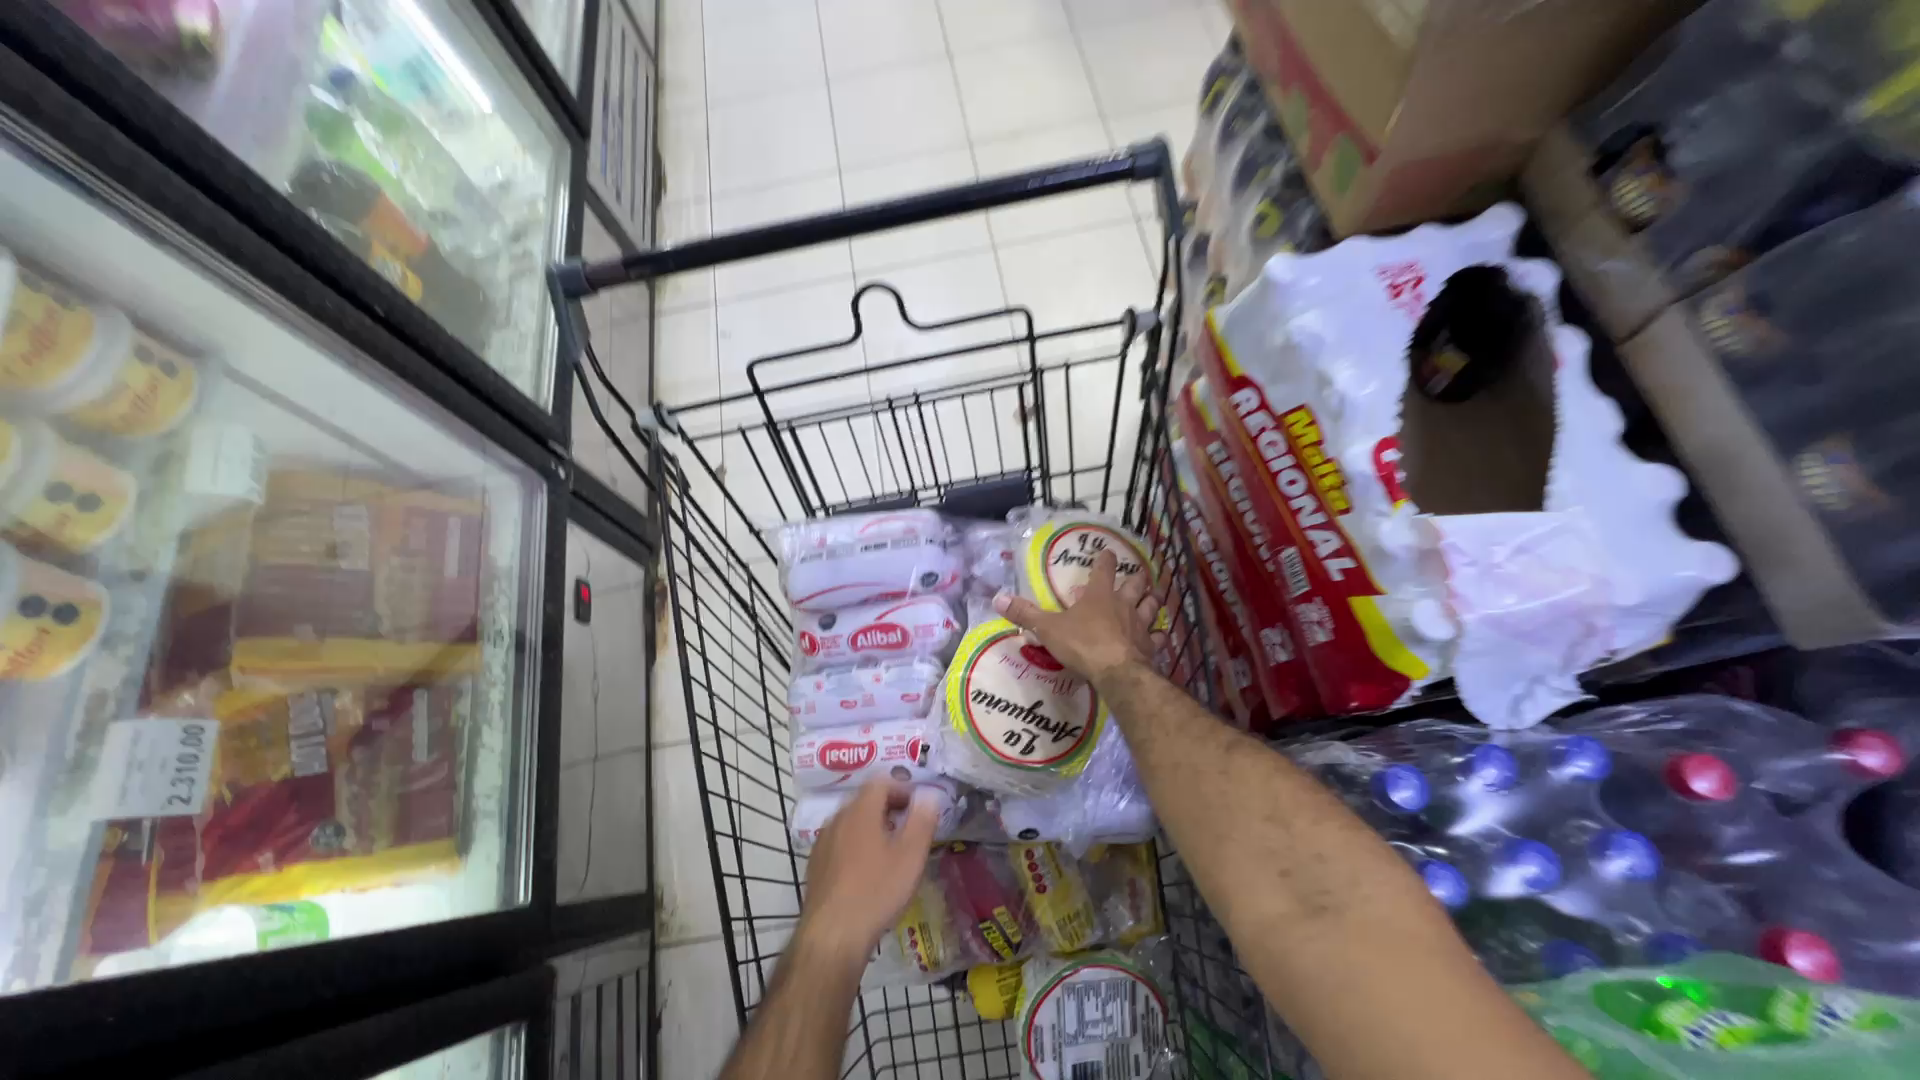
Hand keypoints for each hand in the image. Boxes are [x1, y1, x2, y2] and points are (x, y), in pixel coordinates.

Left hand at [796, 781, 940, 970]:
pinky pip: (840, 841)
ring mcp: (823, 842)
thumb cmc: (877, 891)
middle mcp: (837, 819)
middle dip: (889, 807)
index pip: (881, 782)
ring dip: (872, 826)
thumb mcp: (911, 856)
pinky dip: (856, 844)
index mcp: (860, 811)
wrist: (833, 934)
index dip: (902, 788)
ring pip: (851, 821)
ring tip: (891, 850)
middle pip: (865, 800)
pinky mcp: (816, 864)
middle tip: (909, 827)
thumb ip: (922, 820)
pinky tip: (866, 871)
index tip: (918, 807)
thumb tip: (929, 795)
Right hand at [992, 548, 1162, 684]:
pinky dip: (1159, 636)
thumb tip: (997, 598)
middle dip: (1138, 578)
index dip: (1106, 560)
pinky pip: (1158, 638)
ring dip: (1153, 601)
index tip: (1109, 552)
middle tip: (1142, 573)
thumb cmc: (1082, 644)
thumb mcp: (1048, 629)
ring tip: (1156, 597)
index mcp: (1099, 595)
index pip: (1104, 569)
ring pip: (1151, 608)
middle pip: (1135, 586)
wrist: (1116, 671)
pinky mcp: (1149, 647)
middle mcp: (1123, 605)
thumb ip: (1024, 614)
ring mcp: (1140, 626)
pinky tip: (1160, 637)